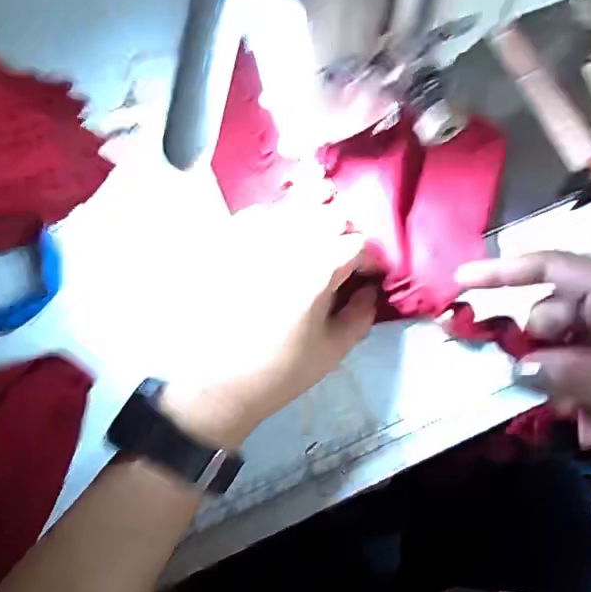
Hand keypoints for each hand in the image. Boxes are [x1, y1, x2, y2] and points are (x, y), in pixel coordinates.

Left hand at [163, 204, 377, 447]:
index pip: (360, 243)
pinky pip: (259, 214)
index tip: (371, 278)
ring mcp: (253, 237)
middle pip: (330, 215)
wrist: (218, 383)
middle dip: (346, 235)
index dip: (373, 260)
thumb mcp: (334, 348)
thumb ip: (361, 313)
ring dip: (314, 223)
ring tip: (313, 247)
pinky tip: (278, 243)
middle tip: (345, 262)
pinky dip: (277, 221)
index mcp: (318, 267)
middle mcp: (287, 241)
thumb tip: (368, 289)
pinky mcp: (226, 242)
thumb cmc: (281, 370)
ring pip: (296, 208)